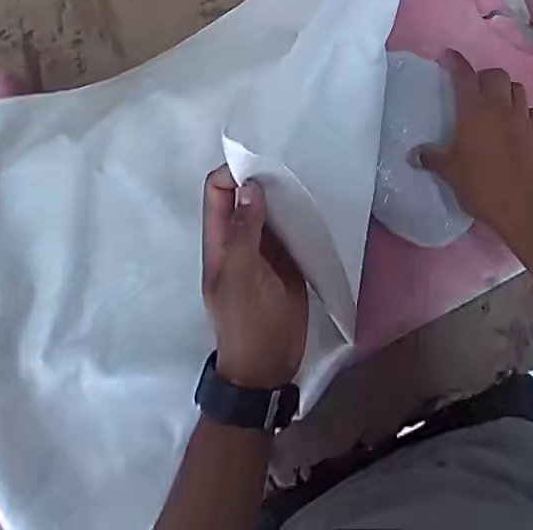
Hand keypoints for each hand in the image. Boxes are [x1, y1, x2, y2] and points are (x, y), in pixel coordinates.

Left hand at [201, 166, 307, 389]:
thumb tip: (250, 185)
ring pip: (267, 208)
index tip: (263, 166)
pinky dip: (298, 212)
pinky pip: (288, 226)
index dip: (233, 173)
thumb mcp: (243, 277)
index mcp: (219, 242)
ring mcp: (263, 249)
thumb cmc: (250, 322)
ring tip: (307, 181)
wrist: (268, 365)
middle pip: (243, 195)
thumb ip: (244, 232)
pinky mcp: (285, 258)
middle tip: (292, 169)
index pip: (216, 192)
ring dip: (282, 193)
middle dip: (262, 177)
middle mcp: (239, 239)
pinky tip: (315, 205)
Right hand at [417, 51, 532, 250]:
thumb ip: (432, 158)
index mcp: (475, 111)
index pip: (464, 75)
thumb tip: (414, 154)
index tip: (448, 56)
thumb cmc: (481, 186)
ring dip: (506, 90)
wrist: (523, 207)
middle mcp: (501, 107)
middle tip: (474, 90)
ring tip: (496, 104)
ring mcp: (524, 118)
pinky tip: (519, 123)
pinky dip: (525, 111)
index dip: (455, 62)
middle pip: (496, 74)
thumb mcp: (450, 172)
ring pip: (517, 88)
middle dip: (484, 76)